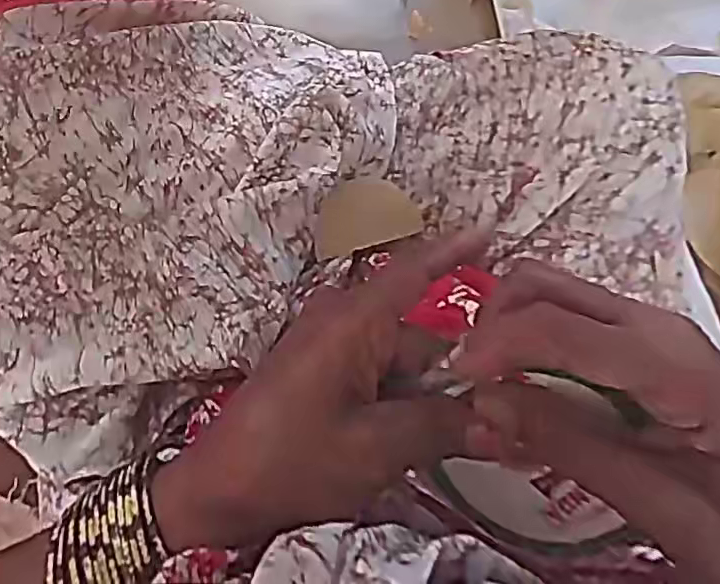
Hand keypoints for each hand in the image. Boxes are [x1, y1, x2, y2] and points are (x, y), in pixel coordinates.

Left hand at [151, 231, 489, 551]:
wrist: (221, 486)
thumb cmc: (291, 459)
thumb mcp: (373, 448)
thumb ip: (439, 427)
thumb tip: (499, 420)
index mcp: (353, 320)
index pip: (412, 274)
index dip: (453, 253)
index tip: (490, 234)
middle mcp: (344, 319)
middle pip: (418, 336)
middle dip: (453, 377)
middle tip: (496, 425)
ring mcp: (332, 342)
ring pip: (401, 362)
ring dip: (425, 400)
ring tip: (451, 447)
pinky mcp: (325, 365)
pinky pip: (378, 372)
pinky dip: (400, 402)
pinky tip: (408, 442)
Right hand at [450, 262, 719, 583]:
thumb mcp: (667, 514)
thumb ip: (573, 450)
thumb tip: (485, 403)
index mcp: (677, 368)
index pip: (564, 329)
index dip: (500, 341)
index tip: (457, 374)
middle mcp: (657, 325)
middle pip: (546, 284)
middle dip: (493, 318)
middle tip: (468, 376)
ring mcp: (646, 324)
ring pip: (548, 289)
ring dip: (505, 323)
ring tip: (489, 382)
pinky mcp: (634, 336)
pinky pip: (562, 314)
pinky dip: (525, 336)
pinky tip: (520, 382)